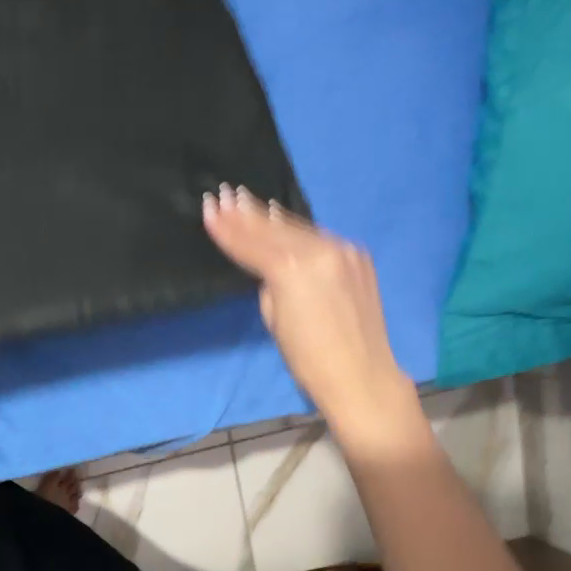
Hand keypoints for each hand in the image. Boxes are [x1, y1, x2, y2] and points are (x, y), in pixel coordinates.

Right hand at [203, 184, 417, 437]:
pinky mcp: (357, 258)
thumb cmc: (307, 358)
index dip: (229, 228)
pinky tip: (280, 219)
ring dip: (268, 217)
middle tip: (222, 195)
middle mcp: (321, 250)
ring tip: (245, 200)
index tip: (208, 209)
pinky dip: (295, 229)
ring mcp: (343, 251)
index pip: (253, 244)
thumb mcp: (275, 319)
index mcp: (294, 268)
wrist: (361, 374)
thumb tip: (270, 266)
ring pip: (297, 229)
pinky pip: (317, 237)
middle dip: (246, 214)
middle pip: (274, 229)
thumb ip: (269, 284)